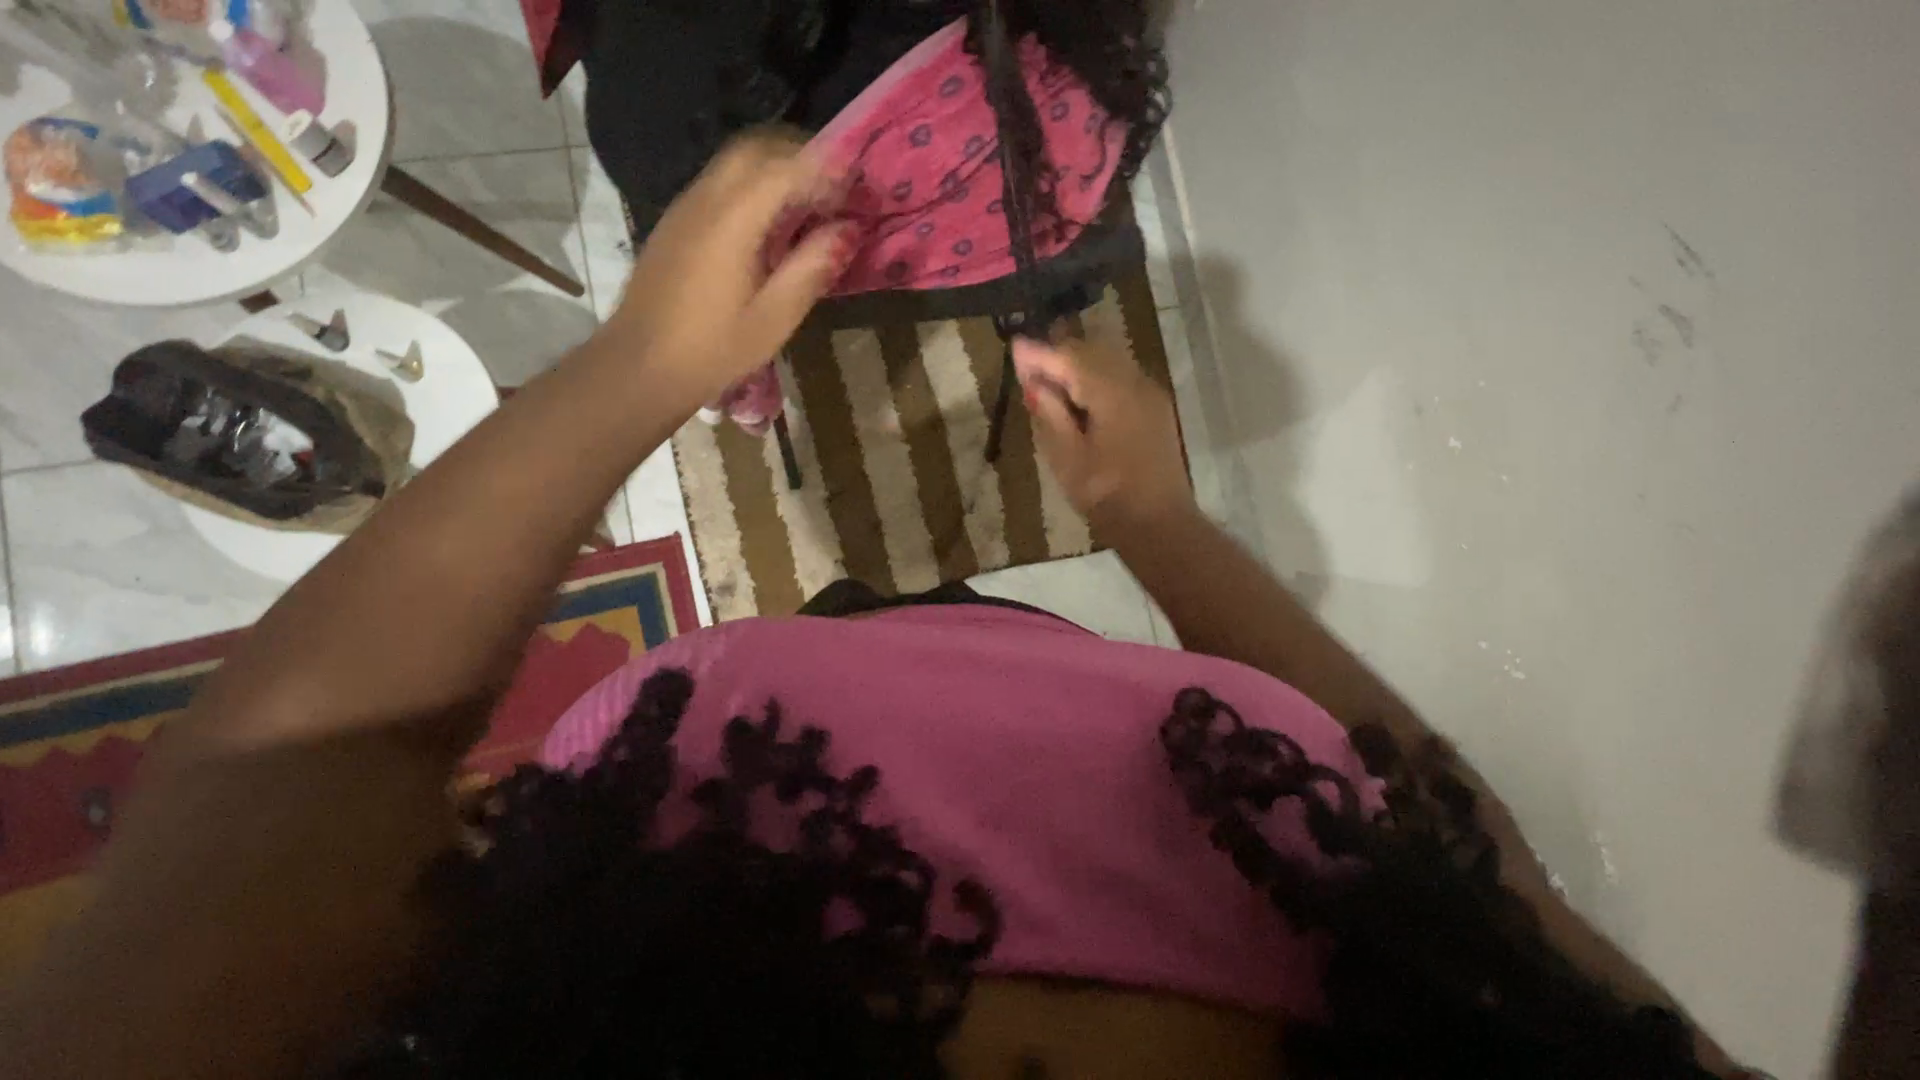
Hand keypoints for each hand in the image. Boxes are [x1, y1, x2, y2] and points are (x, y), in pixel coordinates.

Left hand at [610, 131, 853, 399]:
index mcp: (731, 220)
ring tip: (811, 205)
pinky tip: (772, 224)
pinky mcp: (676, 223)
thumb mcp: (773, 319)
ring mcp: (685, 207)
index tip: (858, 189)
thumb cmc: (711, 351)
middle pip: (757, 148)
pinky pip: (721, 183)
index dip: (828, 170)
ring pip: (736, 161)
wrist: (638, 367)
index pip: (785, 167)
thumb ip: (812, 267)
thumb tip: (848, 229)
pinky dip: (754, 185)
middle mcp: (705, 199)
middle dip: (802, 156)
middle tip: (837, 188)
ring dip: (777, 168)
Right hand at [1013, 335, 1194, 527]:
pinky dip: (1096, 377)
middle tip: (1027, 367)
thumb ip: (1050, 411)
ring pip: (1109, 362)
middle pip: (1092, 352)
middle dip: (1059, 354)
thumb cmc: (1106, 496)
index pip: (1070, 358)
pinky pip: (1121, 378)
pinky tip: (1079, 397)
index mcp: (1112, 393)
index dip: (1039, 353)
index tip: (1013, 347)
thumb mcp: (1066, 457)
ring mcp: (1150, 394)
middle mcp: (1136, 382)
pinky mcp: (1156, 409)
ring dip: (1078, 365)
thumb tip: (1033, 378)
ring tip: (1048, 382)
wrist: (1159, 525)